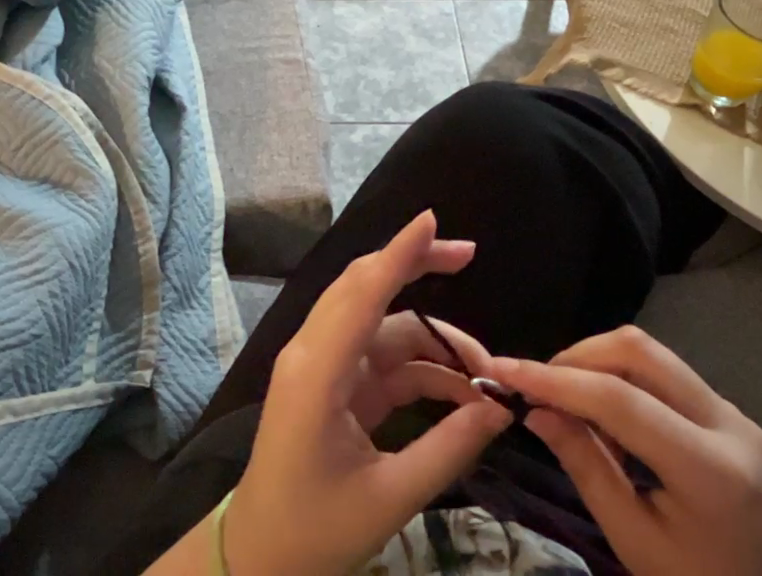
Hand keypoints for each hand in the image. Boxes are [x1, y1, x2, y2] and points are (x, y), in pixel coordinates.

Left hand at [222, 211, 513, 575]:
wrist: (260, 557)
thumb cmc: (315, 530)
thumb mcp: (390, 497)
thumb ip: (449, 447)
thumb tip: (501, 407)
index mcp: (316, 373)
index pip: (361, 295)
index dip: (398, 254)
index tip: (431, 219)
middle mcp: (316, 354)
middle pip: (368, 289)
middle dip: (417, 267)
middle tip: (469, 255)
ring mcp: (325, 368)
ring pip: (386, 328)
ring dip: (436, 343)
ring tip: (488, 377)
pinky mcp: (336, 386)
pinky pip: (386, 360)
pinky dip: (425, 371)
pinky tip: (465, 396)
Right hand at [491, 327, 761, 575]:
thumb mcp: (637, 542)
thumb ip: (587, 469)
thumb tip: (535, 411)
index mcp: (709, 469)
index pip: (619, 399)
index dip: (554, 380)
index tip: (503, 370)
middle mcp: (728, 424)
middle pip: (639, 351)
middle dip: (576, 356)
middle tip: (538, 387)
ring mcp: (734, 413)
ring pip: (651, 353)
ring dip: (597, 362)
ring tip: (566, 401)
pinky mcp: (729, 413)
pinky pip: (665, 373)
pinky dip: (622, 377)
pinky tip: (604, 415)